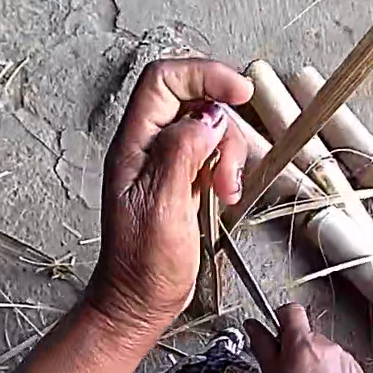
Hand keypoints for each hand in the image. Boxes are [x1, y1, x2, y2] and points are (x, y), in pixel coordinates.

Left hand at [87, 58, 251, 339]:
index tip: (239, 91)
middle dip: (223, 124)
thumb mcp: (161, 208)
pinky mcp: (183, 179)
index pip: (163, 80)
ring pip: (209, 127)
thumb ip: (181, 154)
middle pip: (193, 100)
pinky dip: (227, 167)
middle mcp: (148, 147)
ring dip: (229, 152)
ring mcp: (167, 162)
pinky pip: (212, 153)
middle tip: (230, 165)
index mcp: (133, 146)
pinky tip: (226, 192)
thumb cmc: (142, 265)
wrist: (140, 299)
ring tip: (227, 189)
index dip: (203, 74)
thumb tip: (207, 117)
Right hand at [246, 304, 372, 372]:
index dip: (281, 319)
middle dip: (296, 348)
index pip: (290, 310)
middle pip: (306, 334)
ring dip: (314, 362)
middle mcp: (325, 344)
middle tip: (288, 372)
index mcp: (301, 342)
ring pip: (322, 350)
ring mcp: (343, 357)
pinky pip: (337, 364)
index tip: (276, 333)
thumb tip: (253, 326)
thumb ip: (261, 345)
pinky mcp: (355, 371)